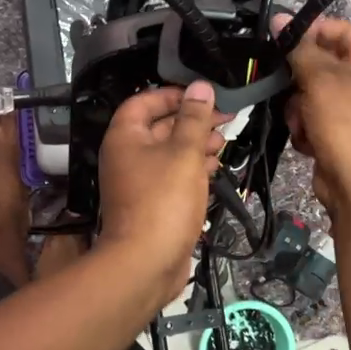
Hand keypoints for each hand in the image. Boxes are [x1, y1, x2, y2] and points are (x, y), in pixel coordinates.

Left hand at [96, 83, 226, 302]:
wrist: (146, 262)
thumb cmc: (163, 200)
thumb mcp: (184, 153)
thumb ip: (194, 119)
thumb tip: (200, 86)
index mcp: (125, 137)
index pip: (144, 101)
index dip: (173, 95)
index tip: (203, 97)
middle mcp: (126, 156)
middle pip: (159, 126)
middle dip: (192, 121)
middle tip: (225, 119)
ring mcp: (138, 182)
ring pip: (168, 153)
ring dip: (196, 144)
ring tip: (223, 142)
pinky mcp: (152, 203)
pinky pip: (172, 176)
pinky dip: (192, 168)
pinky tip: (215, 167)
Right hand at [273, 13, 350, 212]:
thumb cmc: (344, 124)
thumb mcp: (320, 79)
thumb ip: (299, 48)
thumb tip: (279, 18)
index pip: (342, 30)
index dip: (315, 29)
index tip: (285, 39)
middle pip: (322, 63)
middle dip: (300, 78)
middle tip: (287, 85)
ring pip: (310, 93)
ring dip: (298, 107)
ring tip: (301, 122)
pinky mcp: (337, 133)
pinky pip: (312, 118)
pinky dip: (305, 127)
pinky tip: (308, 141)